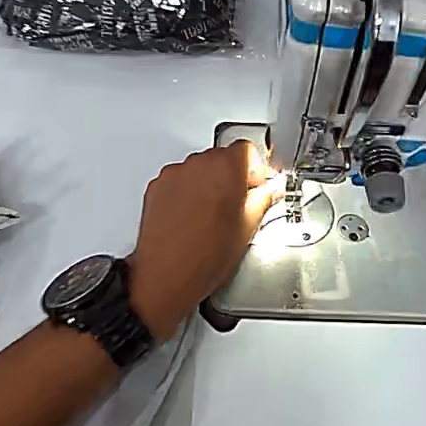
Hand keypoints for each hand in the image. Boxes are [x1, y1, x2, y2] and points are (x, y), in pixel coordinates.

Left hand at [126, 141, 280, 340]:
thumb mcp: (247, 227)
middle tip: (241, 200)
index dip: (257, 167)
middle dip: (234, 175)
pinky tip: (195, 217)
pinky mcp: (157, 187)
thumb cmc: (203, 257)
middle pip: (223, 156)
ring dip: (210, 182)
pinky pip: (179, 180)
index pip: (247, 149)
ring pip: (200, 168)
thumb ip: (262, 200)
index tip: (259, 182)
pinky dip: (188, 191)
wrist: (166, 275)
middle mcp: (198, 165)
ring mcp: (174, 175)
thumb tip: (268, 192)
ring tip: (215, 214)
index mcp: (225, 169)